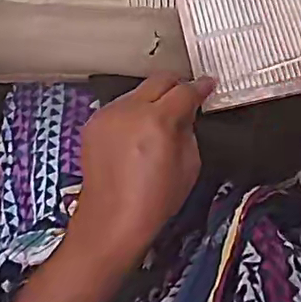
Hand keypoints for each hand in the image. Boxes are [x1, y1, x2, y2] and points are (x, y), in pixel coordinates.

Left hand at [64, 75, 215, 271]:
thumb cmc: (151, 202)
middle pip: (159, 80)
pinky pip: (119, 107)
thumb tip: (185, 114)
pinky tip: (137, 135)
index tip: (207, 86)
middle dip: (176, 86)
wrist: (112, 221)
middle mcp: (128, 111)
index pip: (184, 91)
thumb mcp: (189, 165)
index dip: (201, 87)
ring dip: (152, 100)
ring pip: (137, 92)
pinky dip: (132, 114)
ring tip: (159, 125)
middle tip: (187, 98)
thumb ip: (188, 131)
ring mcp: (107, 115)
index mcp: (156, 121)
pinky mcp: (93, 124)